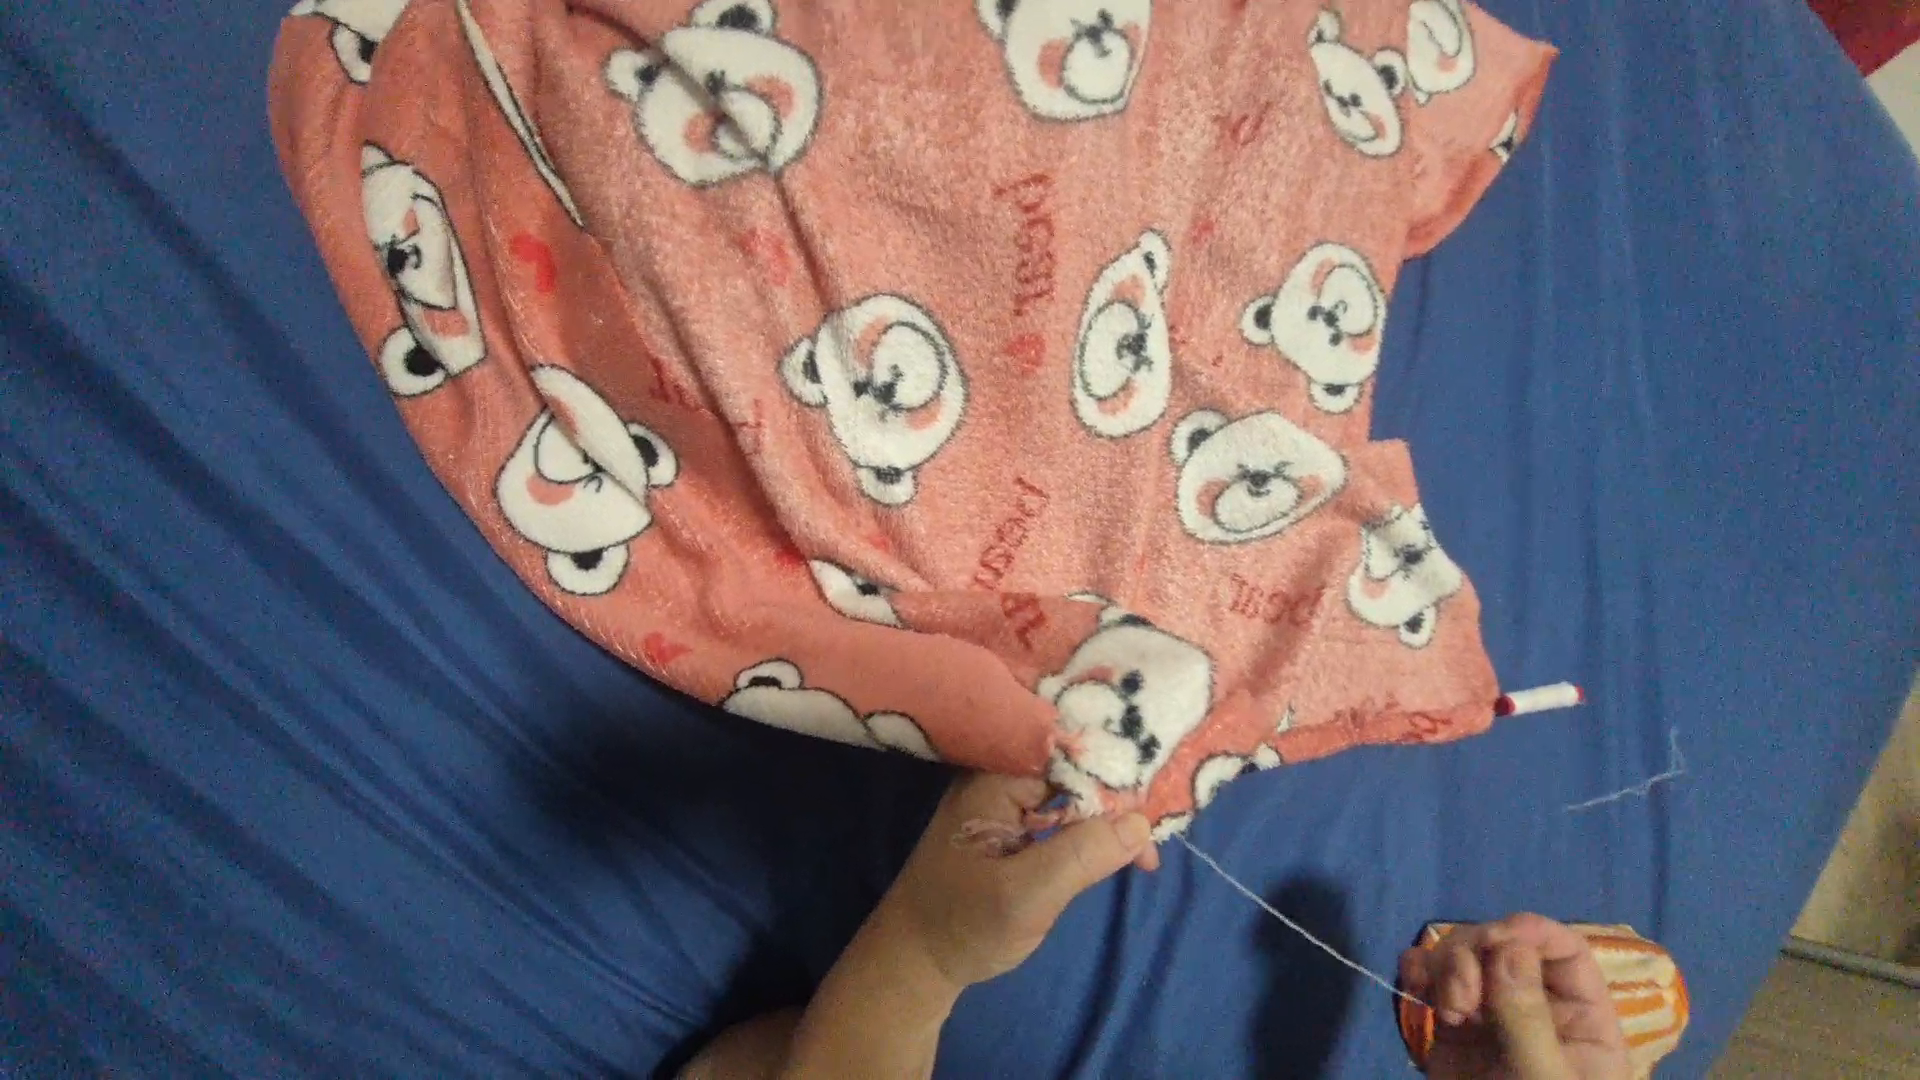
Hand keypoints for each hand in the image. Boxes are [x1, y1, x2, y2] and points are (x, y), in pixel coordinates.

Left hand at [873, 772, 1156, 990]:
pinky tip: (1116, 846)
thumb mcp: (1026, 895)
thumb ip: (1080, 856)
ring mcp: (1002, 798)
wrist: (914, 959)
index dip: (1114, 773)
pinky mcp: (1009, 822)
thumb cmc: (963, 924)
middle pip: (1071, 768)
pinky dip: (1089, 827)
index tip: (1160, 799)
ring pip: (1069, 791)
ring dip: (1106, 814)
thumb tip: (1140, 821)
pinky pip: (1058, 810)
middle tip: (1161, 830)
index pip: (1066, 755)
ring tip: (1147, 845)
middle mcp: (997, 774)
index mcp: (994, 776)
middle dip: (1117, 794)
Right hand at [1399, 914, 1631, 1079]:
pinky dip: (1417, 969)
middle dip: (1473, 955)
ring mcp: (1490, 1011)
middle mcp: (1537, 1007)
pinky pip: (1430, 970)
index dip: (1530, 933)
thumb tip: (1509, 945)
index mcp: (1584, 1023)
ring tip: (1443, 1009)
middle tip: (1459, 994)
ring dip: (1443, 966)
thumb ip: (1527, 1016)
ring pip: (1462, 951)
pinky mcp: (1450, 1020)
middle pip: (1502, 942)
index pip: (1566, 951)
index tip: (1495, 943)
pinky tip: (1415, 988)